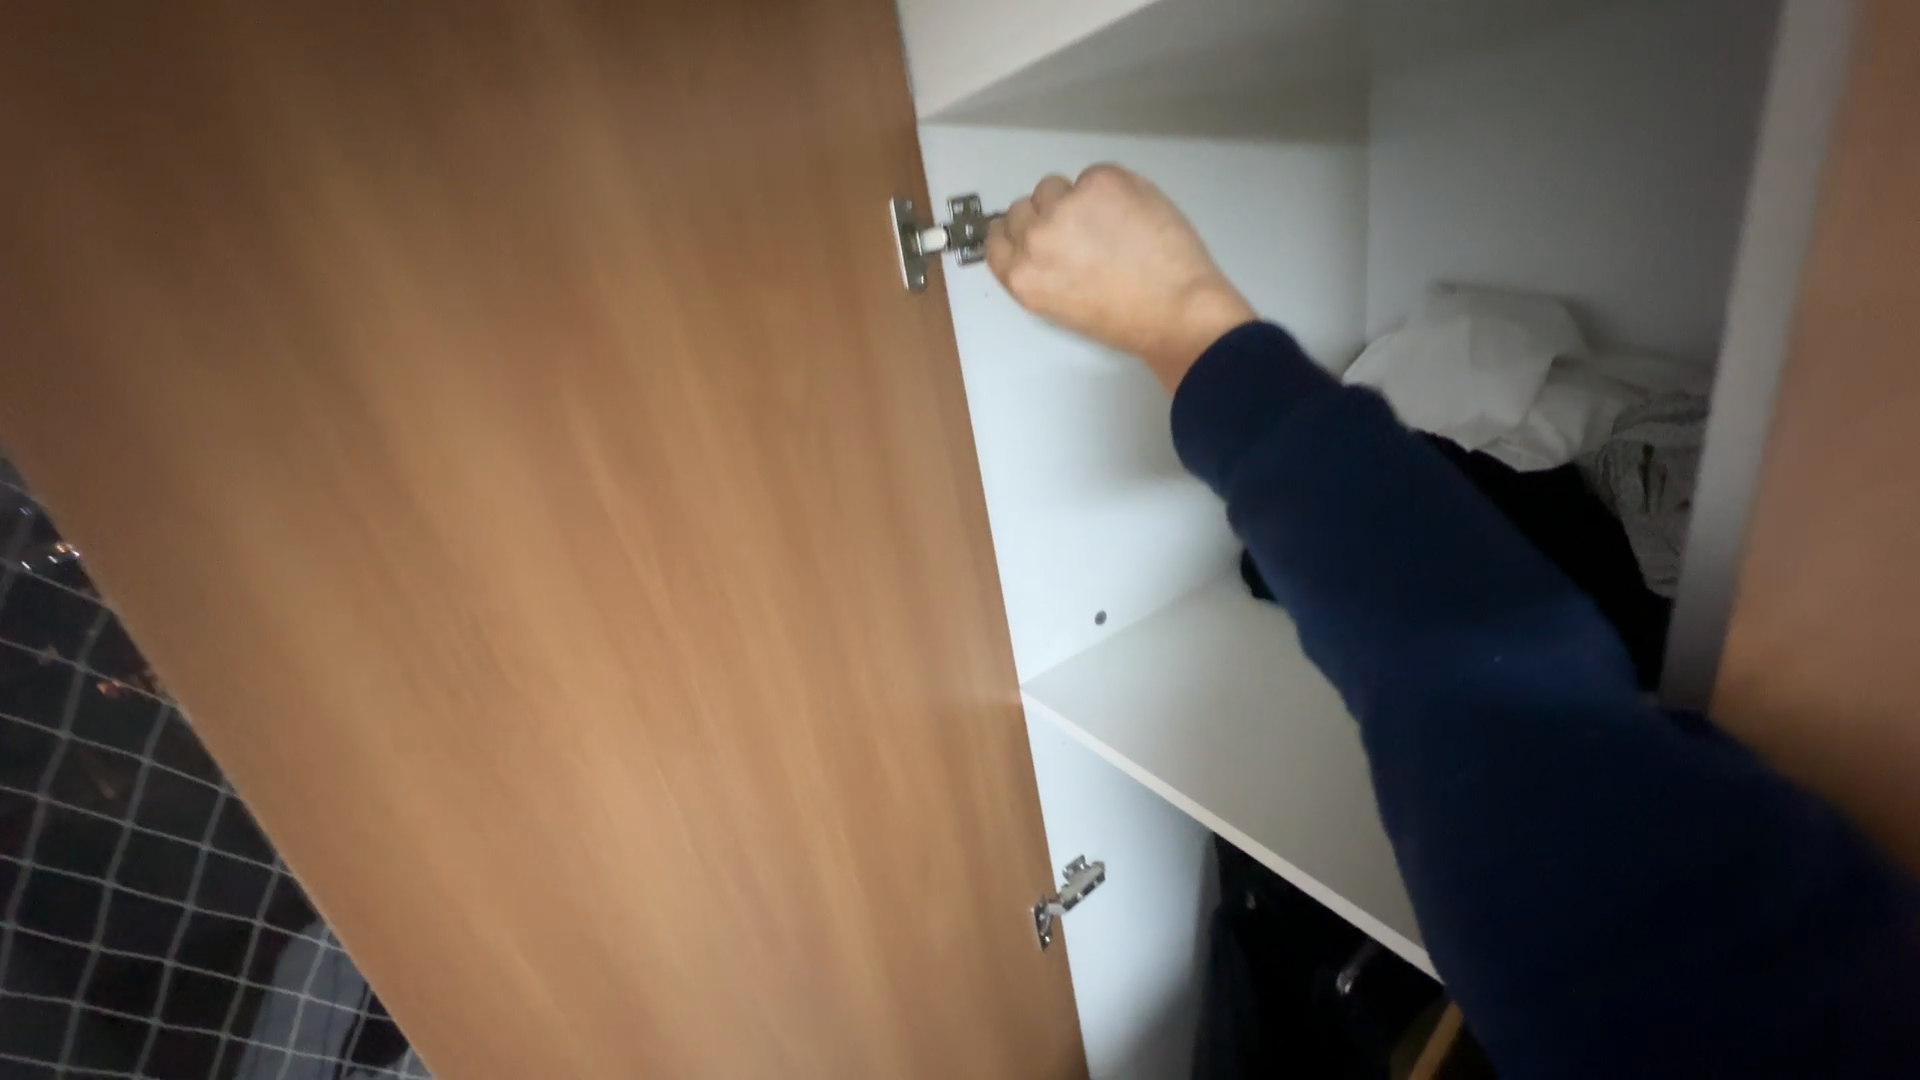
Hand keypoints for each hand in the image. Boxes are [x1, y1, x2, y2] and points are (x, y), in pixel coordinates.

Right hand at [985, 164, 1255, 388]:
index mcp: (1022, 277)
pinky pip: (1093, 175)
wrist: (1174, 307)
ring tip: (1106, 225)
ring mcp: (1067, 205)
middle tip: (1078, 234)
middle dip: (1044, 217)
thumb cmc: (1123, 319)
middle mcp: (1035, 239)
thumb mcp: (1060, 307)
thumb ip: (1039, 272)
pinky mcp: (1101, 181)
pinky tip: (1130, 216)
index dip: (1015, 234)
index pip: (996, 238)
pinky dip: (1109, 190)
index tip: (1030, 234)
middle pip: (1021, 208)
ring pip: (1054, 186)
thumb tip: (1038, 241)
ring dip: (1072, 198)